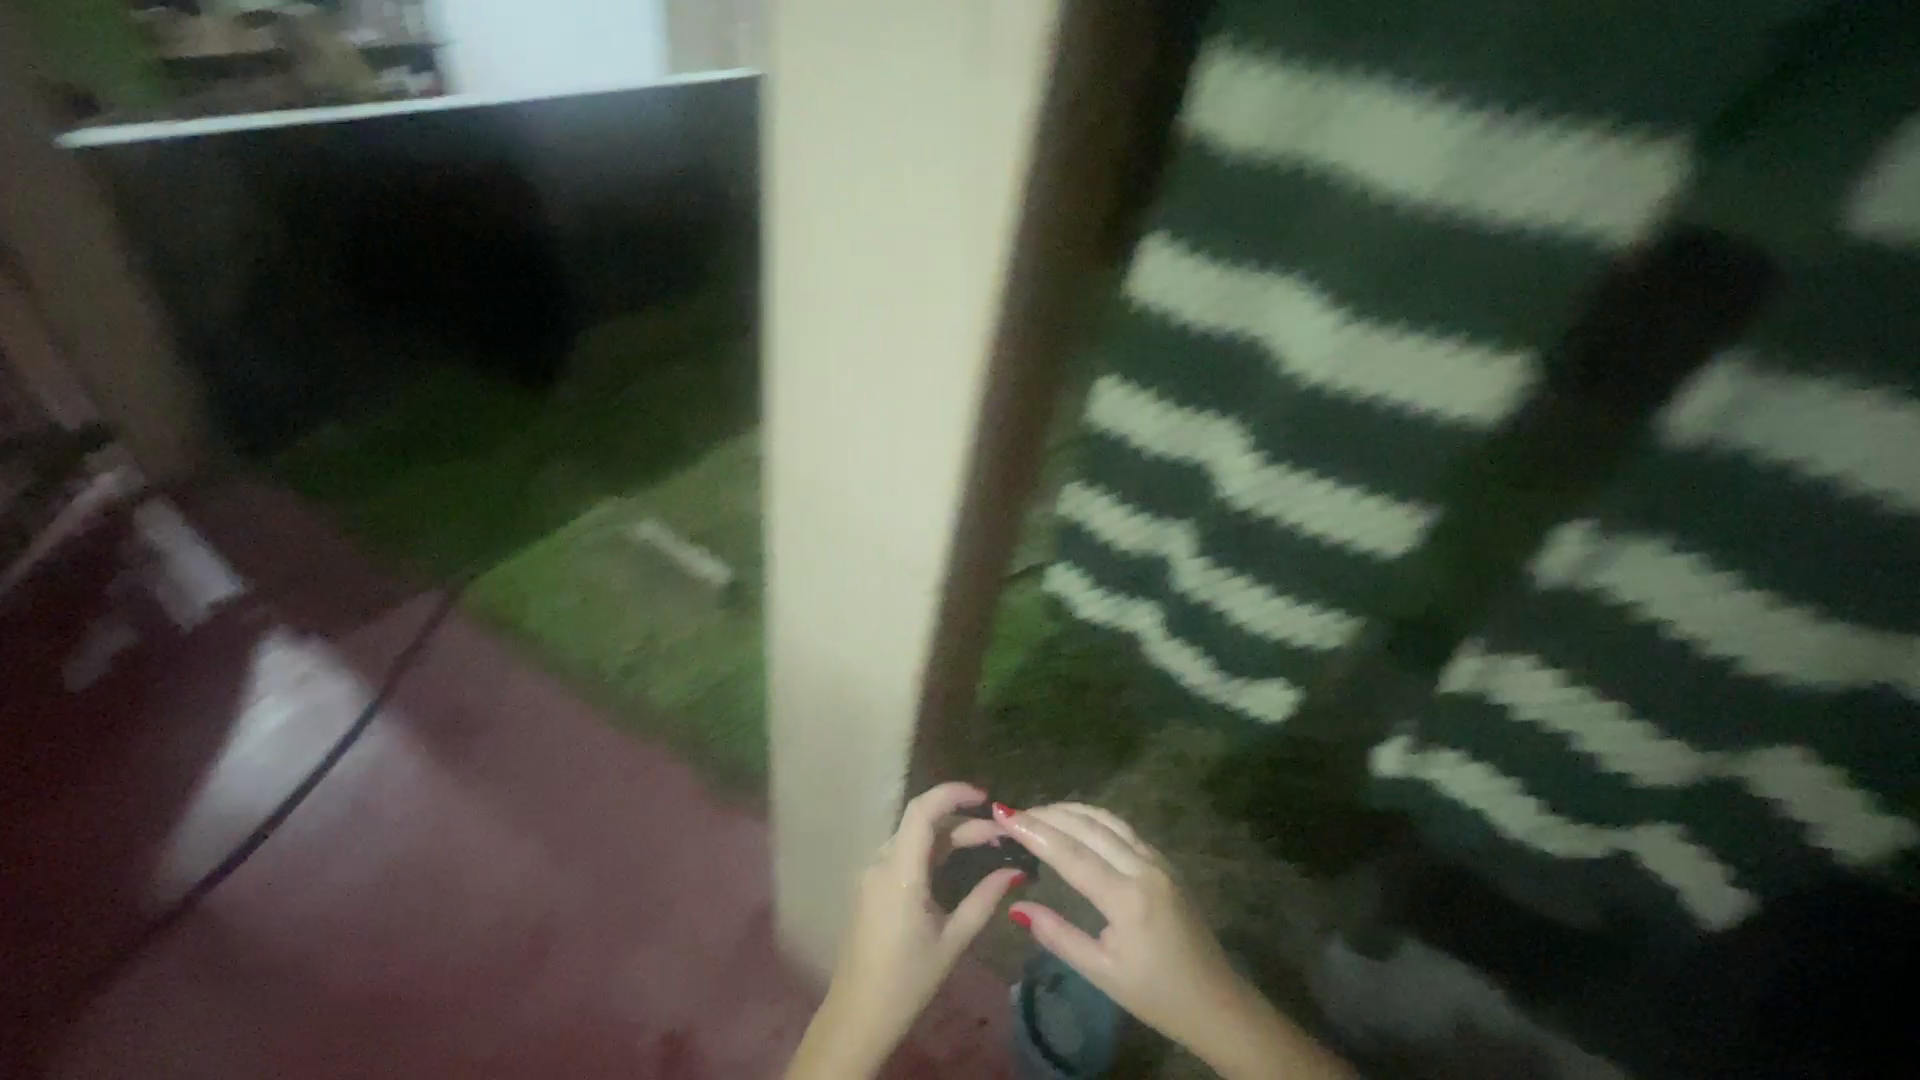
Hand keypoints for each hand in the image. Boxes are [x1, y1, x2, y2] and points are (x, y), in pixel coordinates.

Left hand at [786, 783, 1024, 1077]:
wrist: (858, 1014)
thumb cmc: (908, 980)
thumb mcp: (953, 940)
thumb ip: (985, 900)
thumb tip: (1016, 871)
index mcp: (899, 873)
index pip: (922, 811)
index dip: (953, 793)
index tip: (986, 797)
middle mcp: (880, 863)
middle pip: (922, 824)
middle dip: (963, 822)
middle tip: (1001, 835)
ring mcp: (870, 874)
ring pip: (913, 838)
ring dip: (948, 836)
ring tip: (985, 845)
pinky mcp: (869, 886)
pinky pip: (902, 854)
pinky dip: (931, 851)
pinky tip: (955, 863)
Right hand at [997, 802, 1353, 1078]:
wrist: (1217, 1002)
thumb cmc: (1156, 996)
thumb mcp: (1102, 973)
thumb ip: (1058, 935)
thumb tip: (1016, 906)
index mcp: (1128, 898)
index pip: (1071, 853)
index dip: (1034, 831)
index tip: (1002, 813)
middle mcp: (1145, 869)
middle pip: (1089, 827)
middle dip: (1048, 814)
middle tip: (1013, 811)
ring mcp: (1159, 862)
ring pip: (1109, 821)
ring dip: (1071, 811)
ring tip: (1038, 811)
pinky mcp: (1166, 863)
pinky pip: (1124, 829)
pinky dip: (1094, 819)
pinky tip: (1077, 822)